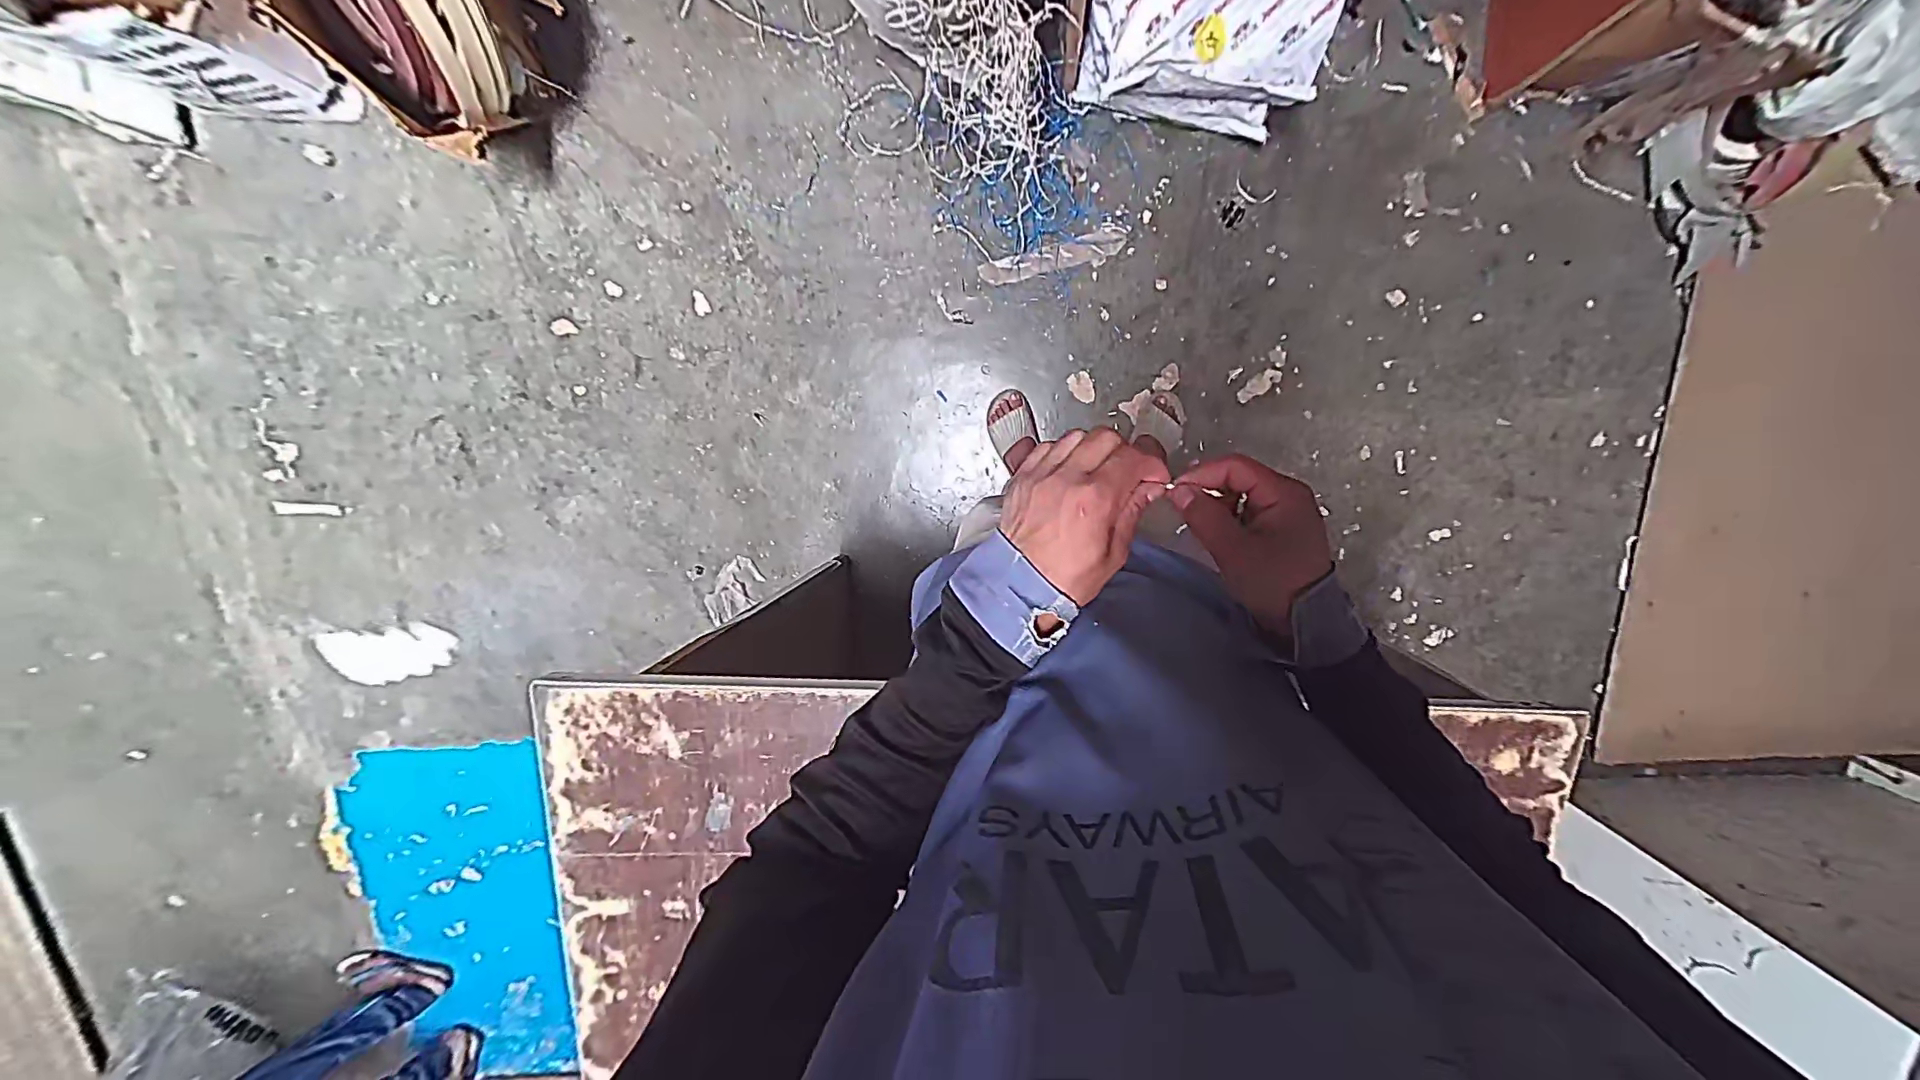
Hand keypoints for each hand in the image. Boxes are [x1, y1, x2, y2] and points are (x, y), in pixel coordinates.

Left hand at [1000, 427, 1171, 604]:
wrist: (1019, 587)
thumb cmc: (1062, 579)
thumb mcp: (1113, 554)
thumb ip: (1131, 513)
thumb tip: (1146, 489)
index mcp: (1094, 500)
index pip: (1133, 458)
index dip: (1151, 464)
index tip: (1153, 475)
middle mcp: (1065, 480)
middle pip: (1106, 438)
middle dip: (1125, 452)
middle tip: (1127, 471)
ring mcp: (1040, 475)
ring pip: (1076, 436)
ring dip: (1093, 448)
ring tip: (1096, 470)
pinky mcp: (1022, 478)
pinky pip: (1046, 447)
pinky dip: (1062, 452)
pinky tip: (1068, 470)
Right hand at [1168, 454, 1332, 636]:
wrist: (1305, 622)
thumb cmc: (1273, 582)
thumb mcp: (1233, 549)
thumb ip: (1204, 515)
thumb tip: (1179, 491)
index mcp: (1283, 493)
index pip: (1235, 467)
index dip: (1202, 475)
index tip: (1175, 492)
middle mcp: (1287, 496)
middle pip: (1238, 478)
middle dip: (1208, 491)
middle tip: (1184, 510)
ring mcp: (1285, 513)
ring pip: (1240, 496)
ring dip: (1216, 507)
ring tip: (1200, 527)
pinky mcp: (1279, 530)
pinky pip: (1246, 513)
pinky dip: (1227, 519)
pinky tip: (1217, 536)